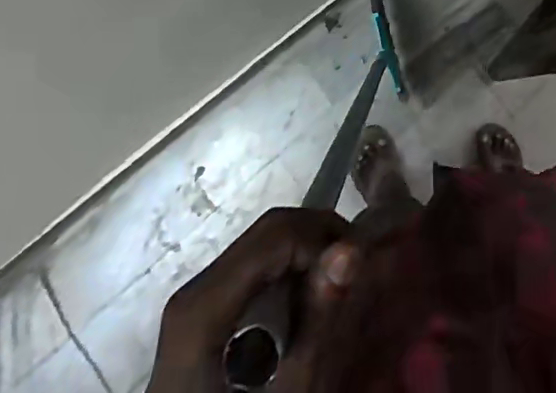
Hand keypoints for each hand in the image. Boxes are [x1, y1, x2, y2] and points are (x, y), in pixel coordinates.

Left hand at [147, 208, 359, 392]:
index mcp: (205, 305)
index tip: (361, 271)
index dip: (327, 239)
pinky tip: (306, 312)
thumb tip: (350, 250)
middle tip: (360, 274)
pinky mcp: (203, 313)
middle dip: (322, 241)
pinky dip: (289, 276)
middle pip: (270, 232)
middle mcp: (195, 289)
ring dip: (308, 257)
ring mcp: (196, 299)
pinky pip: (255, 270)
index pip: (279, 234)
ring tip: (338, 294)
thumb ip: (317, 324)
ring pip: (264, 245)